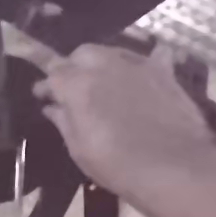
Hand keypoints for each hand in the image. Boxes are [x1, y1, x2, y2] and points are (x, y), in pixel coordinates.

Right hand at [33, 44, 215, 200]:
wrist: (173, 165)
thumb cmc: (116, 163)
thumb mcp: (79, 148)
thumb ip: (64, 121)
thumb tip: (52, 108)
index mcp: (78, 85)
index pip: (53, 73)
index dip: (45, 85)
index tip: (42, 96)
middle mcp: (106, 65)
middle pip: (82, 53)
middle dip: (72, 66)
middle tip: (71, 88)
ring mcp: (137, 64)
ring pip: (112, 51)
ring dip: (101, 63)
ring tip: (100, 82)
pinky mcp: (164, 71)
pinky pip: (147, 56)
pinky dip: (137, 65)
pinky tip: (137, 76)